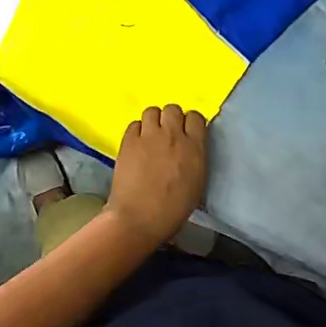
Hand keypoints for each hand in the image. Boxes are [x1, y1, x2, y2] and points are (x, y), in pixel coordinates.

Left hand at [105, 105, 208, 250]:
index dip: (190, 123)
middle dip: (171, 118)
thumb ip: (195, 159)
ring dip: (153, 121)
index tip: (186, 133)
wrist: (140, 218)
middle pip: (173, 109)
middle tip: (167, 134)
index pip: (196, 118)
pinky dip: (137, 131)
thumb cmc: (173, 210)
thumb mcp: (197, 183)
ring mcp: (149, 136)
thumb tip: (191, 149)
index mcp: (194, 148)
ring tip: (150, 136)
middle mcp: (173, 136)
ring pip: (152, 111)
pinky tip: (137, 144)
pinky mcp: (128, 141)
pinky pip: (134, 124)